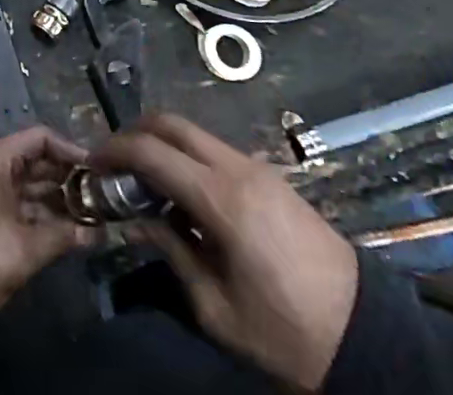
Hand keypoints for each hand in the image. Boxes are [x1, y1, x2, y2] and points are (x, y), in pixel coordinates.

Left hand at [0, 126, 99, 323]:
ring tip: (98, 215)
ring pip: (36, 186)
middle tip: (105, 195)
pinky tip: (75, 231)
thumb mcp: (23, 249)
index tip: (99, 169)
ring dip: (63, 200)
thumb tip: (103, 232)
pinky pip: (26, 206)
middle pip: (41, 162)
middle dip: (72, 178)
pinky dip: (48, 215)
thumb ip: (65, 236)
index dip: (72, 149)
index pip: (41, 138)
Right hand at [94, 115, 356, 392]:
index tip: (92, 165)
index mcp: (222, 199)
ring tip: (140, 181)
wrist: (360, 329)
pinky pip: (215, 150)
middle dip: (133, 133)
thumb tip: (135, 219)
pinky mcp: (269, 175)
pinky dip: (185, 156)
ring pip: (194, 133)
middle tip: (112, 164)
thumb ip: (171, 250)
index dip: (115, 151)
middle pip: (172, 123)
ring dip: (161, 144)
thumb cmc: (282, 328)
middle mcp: (238, 168)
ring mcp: (257, 167)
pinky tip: (177, 192)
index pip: (153, 151)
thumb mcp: (214, 306)